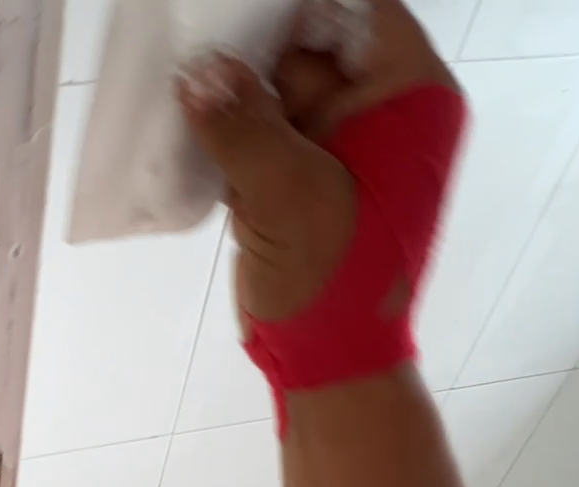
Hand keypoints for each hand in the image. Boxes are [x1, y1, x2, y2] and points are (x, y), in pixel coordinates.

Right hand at [175, 0, 458, 324]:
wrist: (324, 358)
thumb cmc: (334, 276)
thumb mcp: (290, 193)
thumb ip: (242, 127)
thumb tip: (196, 70)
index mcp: (403, 98)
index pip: (359, 12)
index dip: (301, 2)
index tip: (238, 1)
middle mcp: (370, 115)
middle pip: (307, 51)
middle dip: (250, 47)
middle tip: (192, 33)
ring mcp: (327, 154)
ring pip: (271, 99)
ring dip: (227, 95)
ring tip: (175, 76)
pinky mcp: (289, 187)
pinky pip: (252, 143)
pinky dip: (219, 138)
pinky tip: (180, 126)